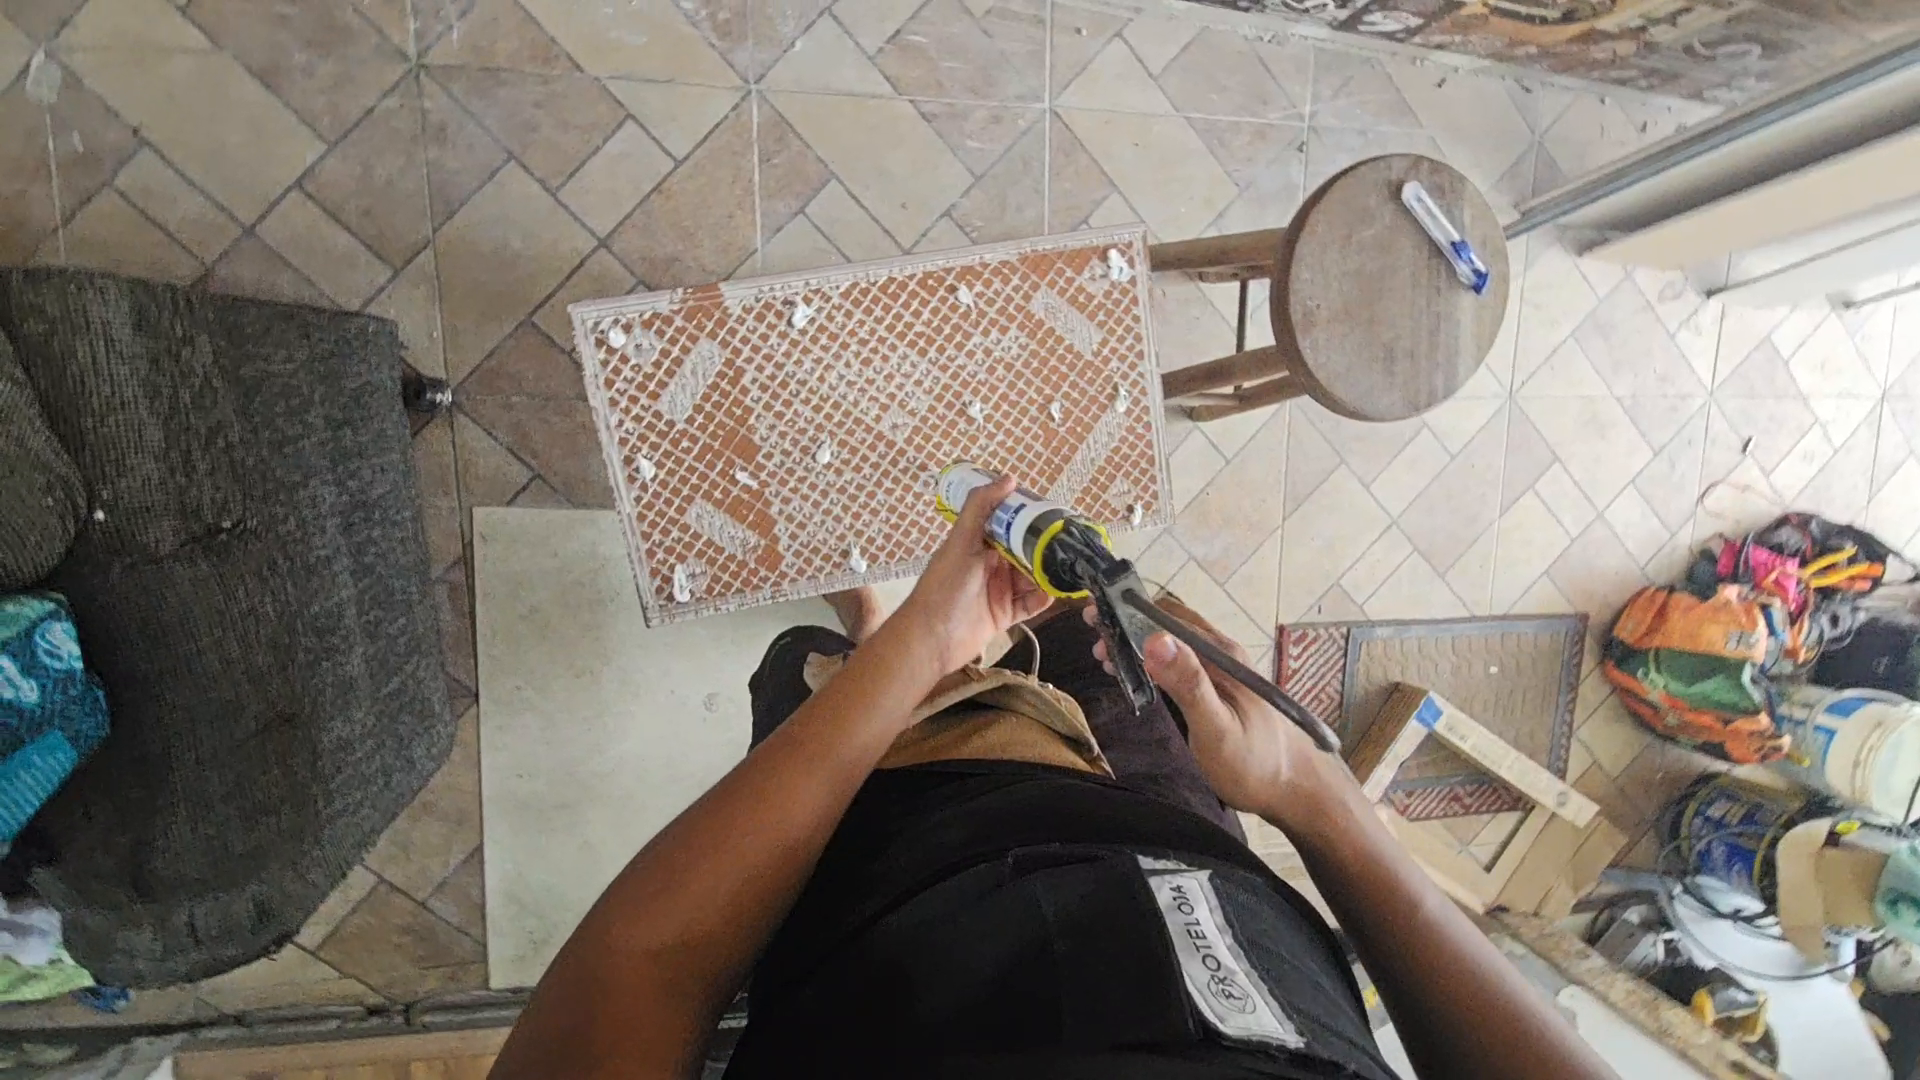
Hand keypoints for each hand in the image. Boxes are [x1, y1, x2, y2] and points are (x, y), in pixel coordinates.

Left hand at [888, 476, 1053, 674]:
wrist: (931, 639)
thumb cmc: (944, 586)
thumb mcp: (961, 541)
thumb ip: (980, 508)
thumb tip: (1009, 478)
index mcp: (977, 543)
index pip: (1008, 524)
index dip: (1028, 517)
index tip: (1054, 511)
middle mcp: (989, 564)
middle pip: (1023, 551)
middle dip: (1043, 546)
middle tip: (1070, 541)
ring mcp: (997, 590)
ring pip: (1030, 577)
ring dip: (1046, 573)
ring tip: (1068, 566)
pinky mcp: (1004, 615)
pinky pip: (1029, 604)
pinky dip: (1041, 598)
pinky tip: (1053, 592)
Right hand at [1086, 601, 1349, 826]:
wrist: (1297, 792)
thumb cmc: (1255, 765)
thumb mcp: (1217, 728)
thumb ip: (1188, 684)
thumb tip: (1153, 638)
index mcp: (1221, 654)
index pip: (1167, 617)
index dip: (1128, 612)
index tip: (1094, 616)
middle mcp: (1221, 652)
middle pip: (1167, 623)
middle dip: (1126, 624)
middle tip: (1093, 638)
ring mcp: (1220, 668)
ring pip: (1171, 641)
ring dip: (1135, 641)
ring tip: (1104, 655)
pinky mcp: (1217, 686)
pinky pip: (1178, 660)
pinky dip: (1149, 658)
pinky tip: (1132, 671)